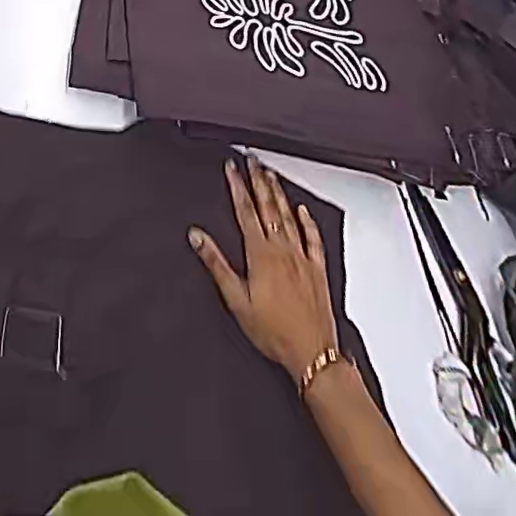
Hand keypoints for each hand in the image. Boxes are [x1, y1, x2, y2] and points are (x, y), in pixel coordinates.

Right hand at [190, 157, 338, 382]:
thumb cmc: (273, 330)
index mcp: (260, 254)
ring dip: (278, 193)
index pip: (245, 211)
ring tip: (270, 175)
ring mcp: (302, 258)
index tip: (232, 169)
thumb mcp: (235, 298)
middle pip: (267, 207)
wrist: (312, 353)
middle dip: (258, 181)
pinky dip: (308, 222)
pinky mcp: (317, 270)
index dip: (237, 187)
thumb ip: (216, 263)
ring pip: (289, 217)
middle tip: (252, 161)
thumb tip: (197, 236)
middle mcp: (282, 250)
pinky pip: (313, 238)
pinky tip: (303, 211)